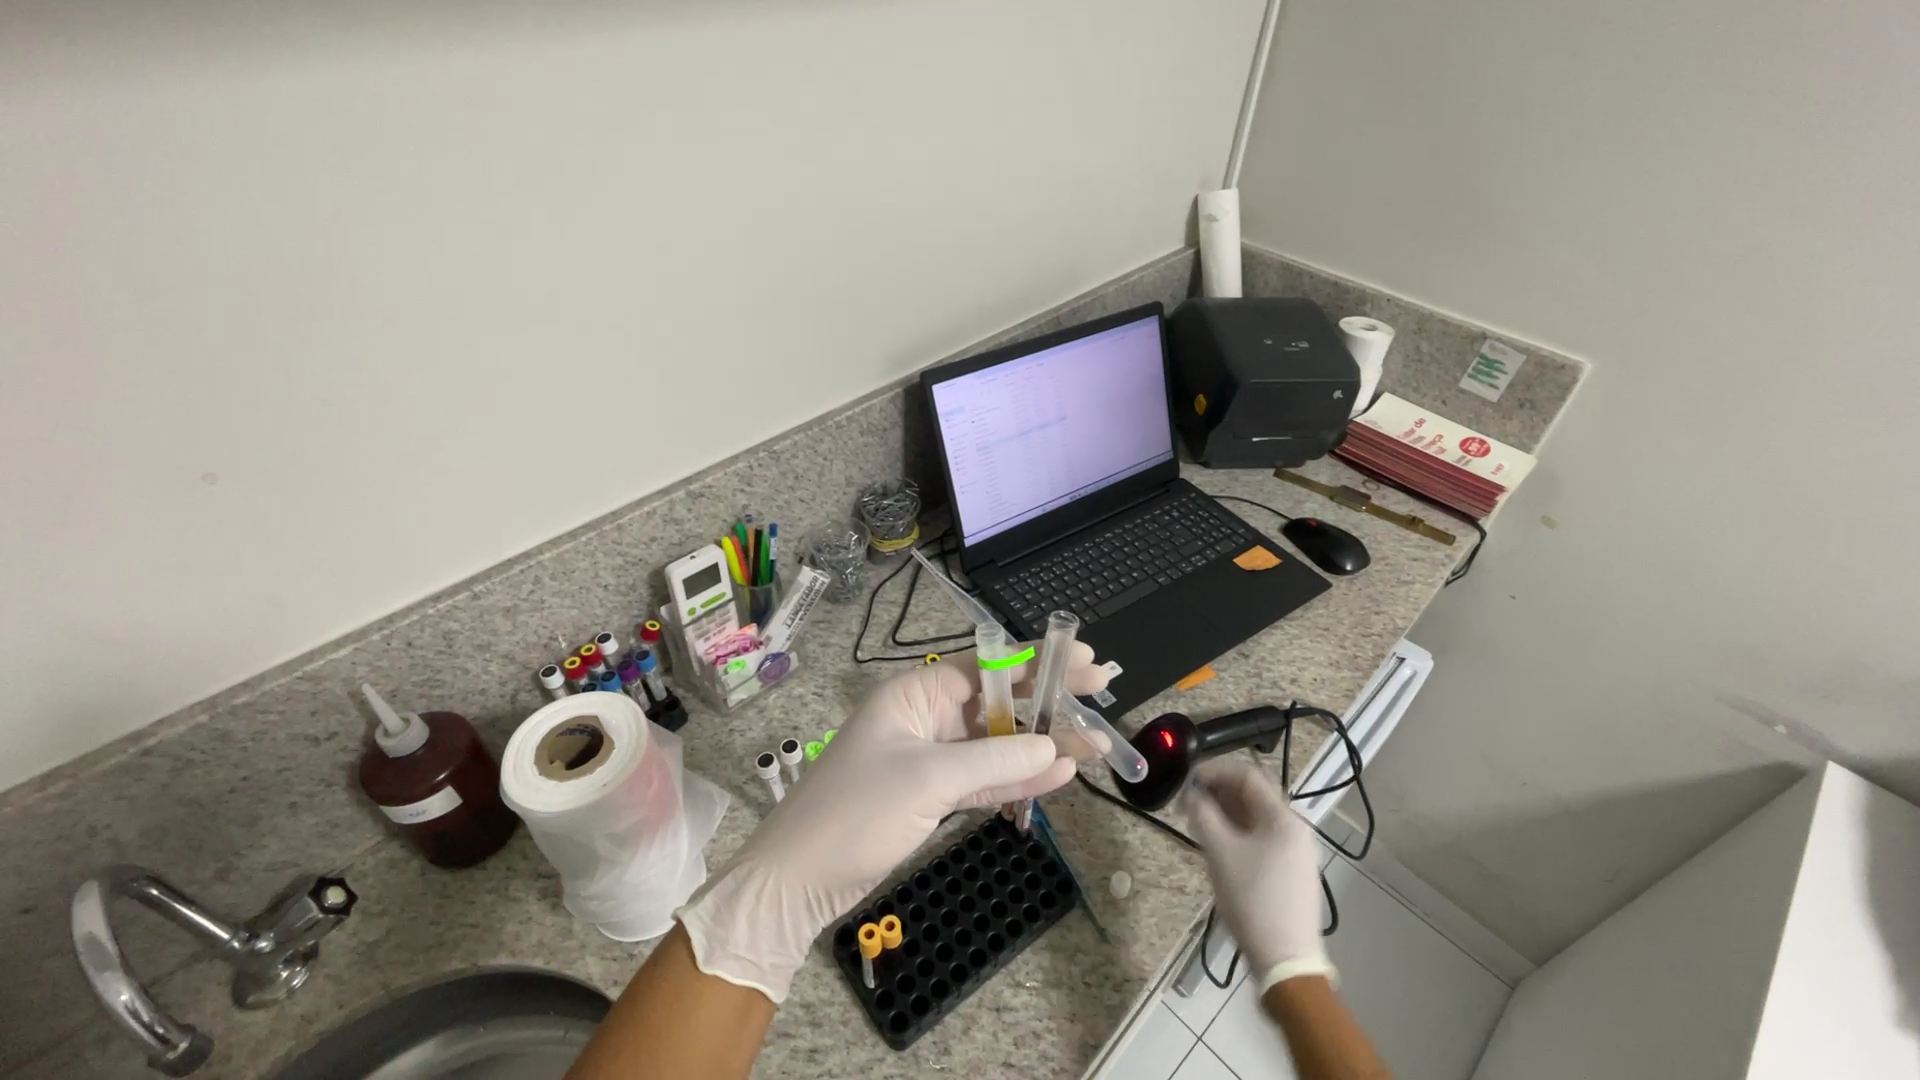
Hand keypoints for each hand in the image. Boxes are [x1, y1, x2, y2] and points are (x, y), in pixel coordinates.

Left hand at [677, 644, 1110, 1001]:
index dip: (1038, 662)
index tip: (1084, 662)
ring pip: (998, 744)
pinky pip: (986, 778)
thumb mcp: (927, 778)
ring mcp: (932, 758)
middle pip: (998, 703)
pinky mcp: (935, 795)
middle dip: (1048, 701)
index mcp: (914, 693)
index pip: (987, 667)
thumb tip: (1053, 747)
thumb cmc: (855, 812)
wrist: (799, 879)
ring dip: (1043, 744)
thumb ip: (994, 759)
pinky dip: (1020, 778)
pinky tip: (1061, 773)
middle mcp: (926, 717)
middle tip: (1102, 692)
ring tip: (1097, 742)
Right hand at [1183, 759, 1335, 991]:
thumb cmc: (1252, 898)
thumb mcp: (1219, 852)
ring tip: (1197, 826)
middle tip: (1187, 806)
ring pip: (1255, 819)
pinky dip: (1237, 834)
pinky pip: (1261, 839)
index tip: (1186, 781)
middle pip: (1252, 797)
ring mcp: (1297, 852)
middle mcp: (1296, 829)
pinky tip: (1218, 848)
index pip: (1247, 776)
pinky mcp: (1292, 872)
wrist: (1285, 958)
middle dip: (1217, 795)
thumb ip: (1203, 815)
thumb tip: (1193, 794)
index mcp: (1283, 818)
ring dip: (1224, 815)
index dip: (1213, 772)